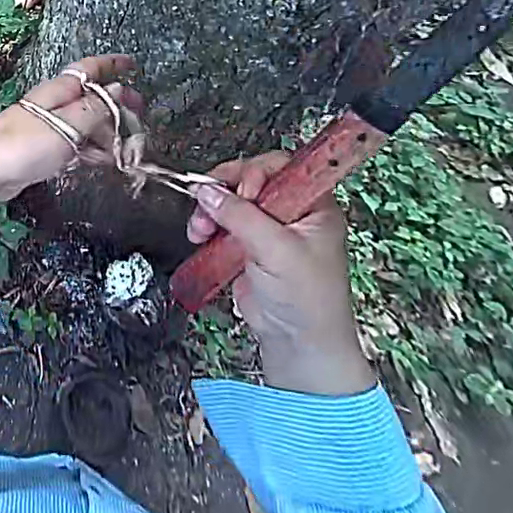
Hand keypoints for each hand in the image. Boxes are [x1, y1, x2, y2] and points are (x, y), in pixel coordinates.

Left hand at [0, 54, 140, 252]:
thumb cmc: (27, 144)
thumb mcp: (69, 125)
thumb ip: (96, 109)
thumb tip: (118, 90)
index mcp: (60, 89)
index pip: (91, 68)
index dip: (113, 65)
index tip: (134, 65)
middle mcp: (54, 103)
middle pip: (92, 98)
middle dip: (117, 106)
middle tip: (139, 118)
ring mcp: (47, 125)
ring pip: (85, 123)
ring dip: (107, 133)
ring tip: (127, 149)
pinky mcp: (42, 147)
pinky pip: (74, 143)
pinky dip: (91, 150)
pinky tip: (103, 162)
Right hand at [189, 153, 376, 396]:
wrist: (297, 345)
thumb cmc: (306, 299)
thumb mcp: (278, 251)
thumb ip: (242, 217)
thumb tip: (207, 192)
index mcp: (313, 204)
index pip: (281, 167)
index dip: (256, 173)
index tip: (242, 194)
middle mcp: (290, 211)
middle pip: (250, 179)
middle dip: (226, 190)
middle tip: (211, 204)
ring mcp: (266, 227)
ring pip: (230, 199)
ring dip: (210, 208)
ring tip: (201, 227)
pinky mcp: (246, 244)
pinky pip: (221, 222)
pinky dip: (206, 224)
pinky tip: (199, 235)